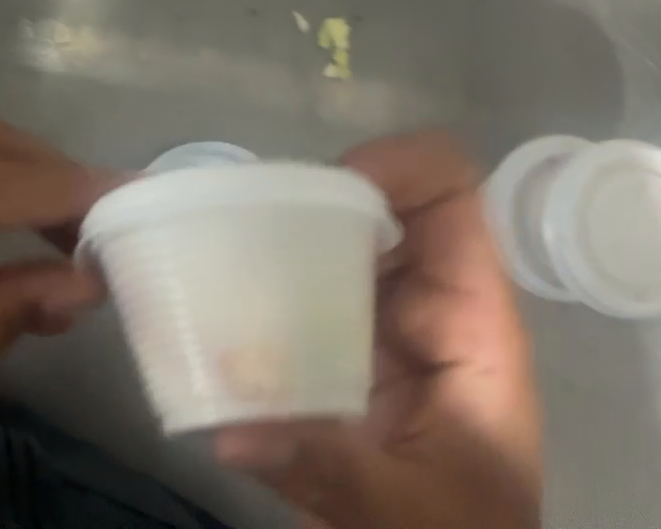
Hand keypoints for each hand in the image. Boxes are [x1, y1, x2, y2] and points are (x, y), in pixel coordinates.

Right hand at [215, 132, 542, 528]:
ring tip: (193, 236)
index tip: (317, 183)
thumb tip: (232, 433)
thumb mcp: (407, 515)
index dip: (396, 167)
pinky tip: (197, 286)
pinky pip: (290, 281)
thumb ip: (330, 470)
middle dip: (301, 193)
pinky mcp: (327, 341)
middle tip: (223, 213)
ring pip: (324, 238)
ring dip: (266, 228)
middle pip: (370, 205)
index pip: (450, 202)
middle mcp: (418, 303)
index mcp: (467, 324)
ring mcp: (370, 319)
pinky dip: (248, 271)